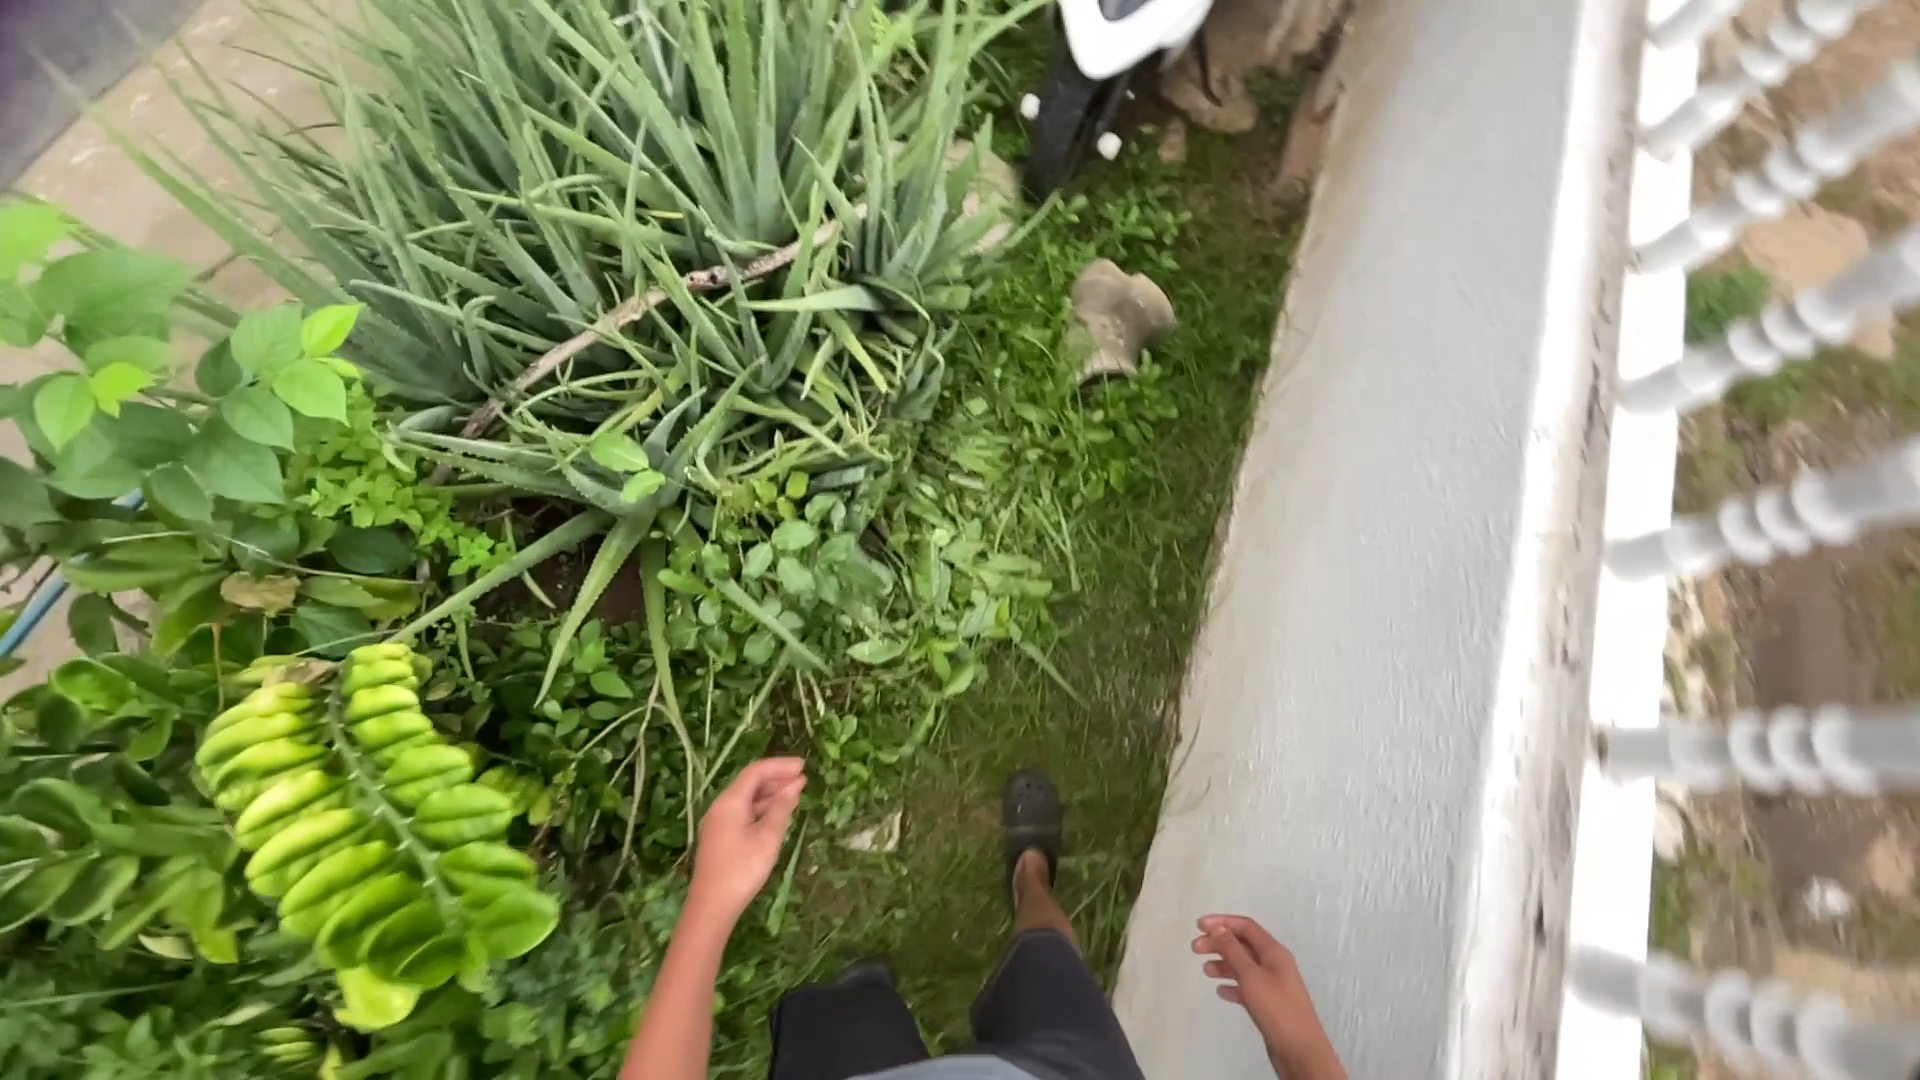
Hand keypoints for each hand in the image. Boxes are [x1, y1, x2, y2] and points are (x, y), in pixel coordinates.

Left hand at [688, 758, 806, 923]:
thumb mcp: (767, 837)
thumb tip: (793, 787)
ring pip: (747, 798)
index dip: (780, 765)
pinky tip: (778, 813)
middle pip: (750, 782)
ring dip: (771, 793)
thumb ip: (781, 808)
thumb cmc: (742, 869)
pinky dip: (763, 807)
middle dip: (777, 777)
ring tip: (796, 792)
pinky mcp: (721, 837)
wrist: (712, 907)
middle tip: (803, 778)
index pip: (756, 772)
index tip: (803, 766)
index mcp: (730, 801)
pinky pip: (744, 811)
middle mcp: (721, 806)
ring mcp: (719, 822)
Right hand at [1193, 915, 1344, 1079]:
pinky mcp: (1269, 1004)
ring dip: (1223, 964)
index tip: (1199, 926)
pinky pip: (1247, 987)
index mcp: (1274, 952)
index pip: (1245, 926)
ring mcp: (1273, 984)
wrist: (1302, 1054)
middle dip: (1219, 943)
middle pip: (1242, 944)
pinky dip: (1233, 985)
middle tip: (1195, 949)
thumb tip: (1218, 927)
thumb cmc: (1277, 1009)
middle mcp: (1274, 964)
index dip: (1222, 922)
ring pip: (1243, 966)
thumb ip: (1233, 950)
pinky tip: (1221, 991)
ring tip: (1206, 971)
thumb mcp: (1251, 976)